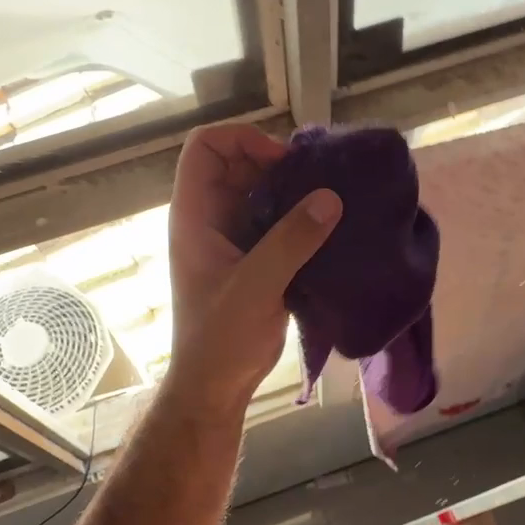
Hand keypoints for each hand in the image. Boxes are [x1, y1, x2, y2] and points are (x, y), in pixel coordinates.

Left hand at [162, 124, 340, 414]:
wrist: (217, 384)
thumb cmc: (221, 337)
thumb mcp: (255, 286)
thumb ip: (291, 241)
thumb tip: (330, 197)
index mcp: (194, 216)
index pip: (204, 147)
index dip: (241, 140)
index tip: (281, 162)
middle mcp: (210, 218)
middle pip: (236, 163)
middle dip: (273, 162)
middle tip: (315, 179)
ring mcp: (231, 238)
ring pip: (258, 191)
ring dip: (290, 189)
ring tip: (328, 198)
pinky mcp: (254, 258)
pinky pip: (274, 219)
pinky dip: (298, 215)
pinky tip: (328, 226)